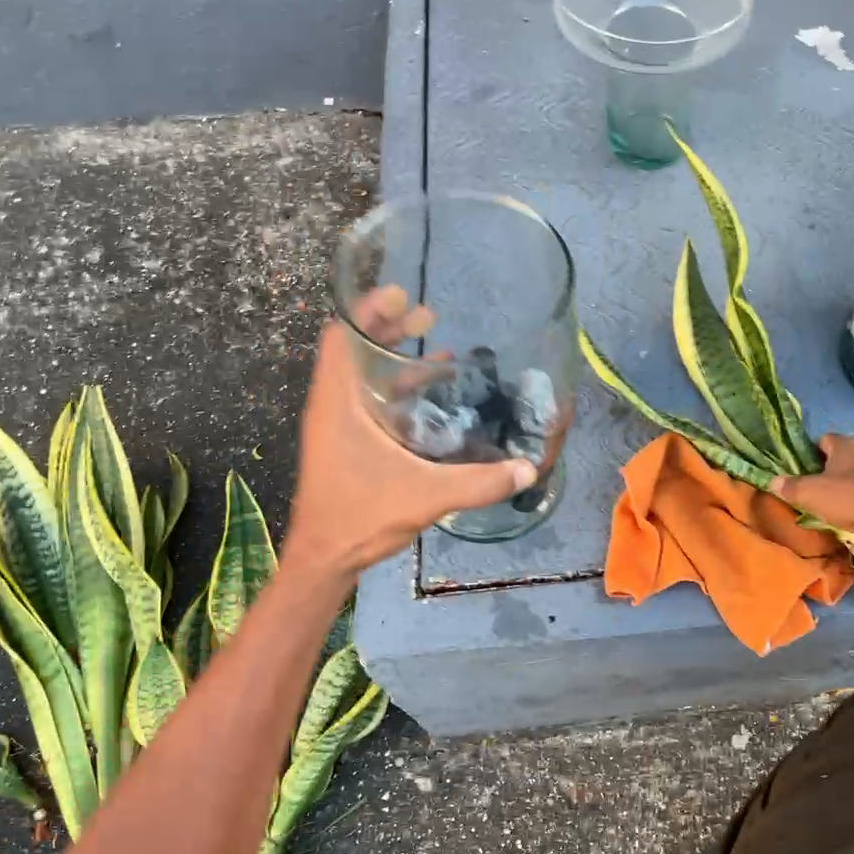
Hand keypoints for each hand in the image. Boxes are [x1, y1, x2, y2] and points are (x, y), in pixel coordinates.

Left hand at [281, 297, 534, 578]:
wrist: (325, 558)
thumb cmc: (361, 517)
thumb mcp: (426, 496)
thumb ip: (479, 483)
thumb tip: (528, 468)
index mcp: (339, 403)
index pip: (341, 337)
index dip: (367, 310)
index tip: (401, 295)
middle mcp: (333, 406)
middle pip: (353, 348)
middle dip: (388, 326)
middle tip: (427, 314)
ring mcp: (338, 425)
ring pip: (361, 374)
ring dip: (393, 356)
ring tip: (436, 345)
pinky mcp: (346, 443)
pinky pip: (369, 399)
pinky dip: (397, 387)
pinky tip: (433, 393)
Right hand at [770, 435, 853, 545]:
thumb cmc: (848, 500)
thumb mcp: (810, 494)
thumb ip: (790, 486)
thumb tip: (773, 481)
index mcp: (845, 444)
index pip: (824, 439)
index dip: (812, 452)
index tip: (804, 470)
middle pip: (843, 454)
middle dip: (831, 468)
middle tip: (818, 489)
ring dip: (850, 482)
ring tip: (839, 503)